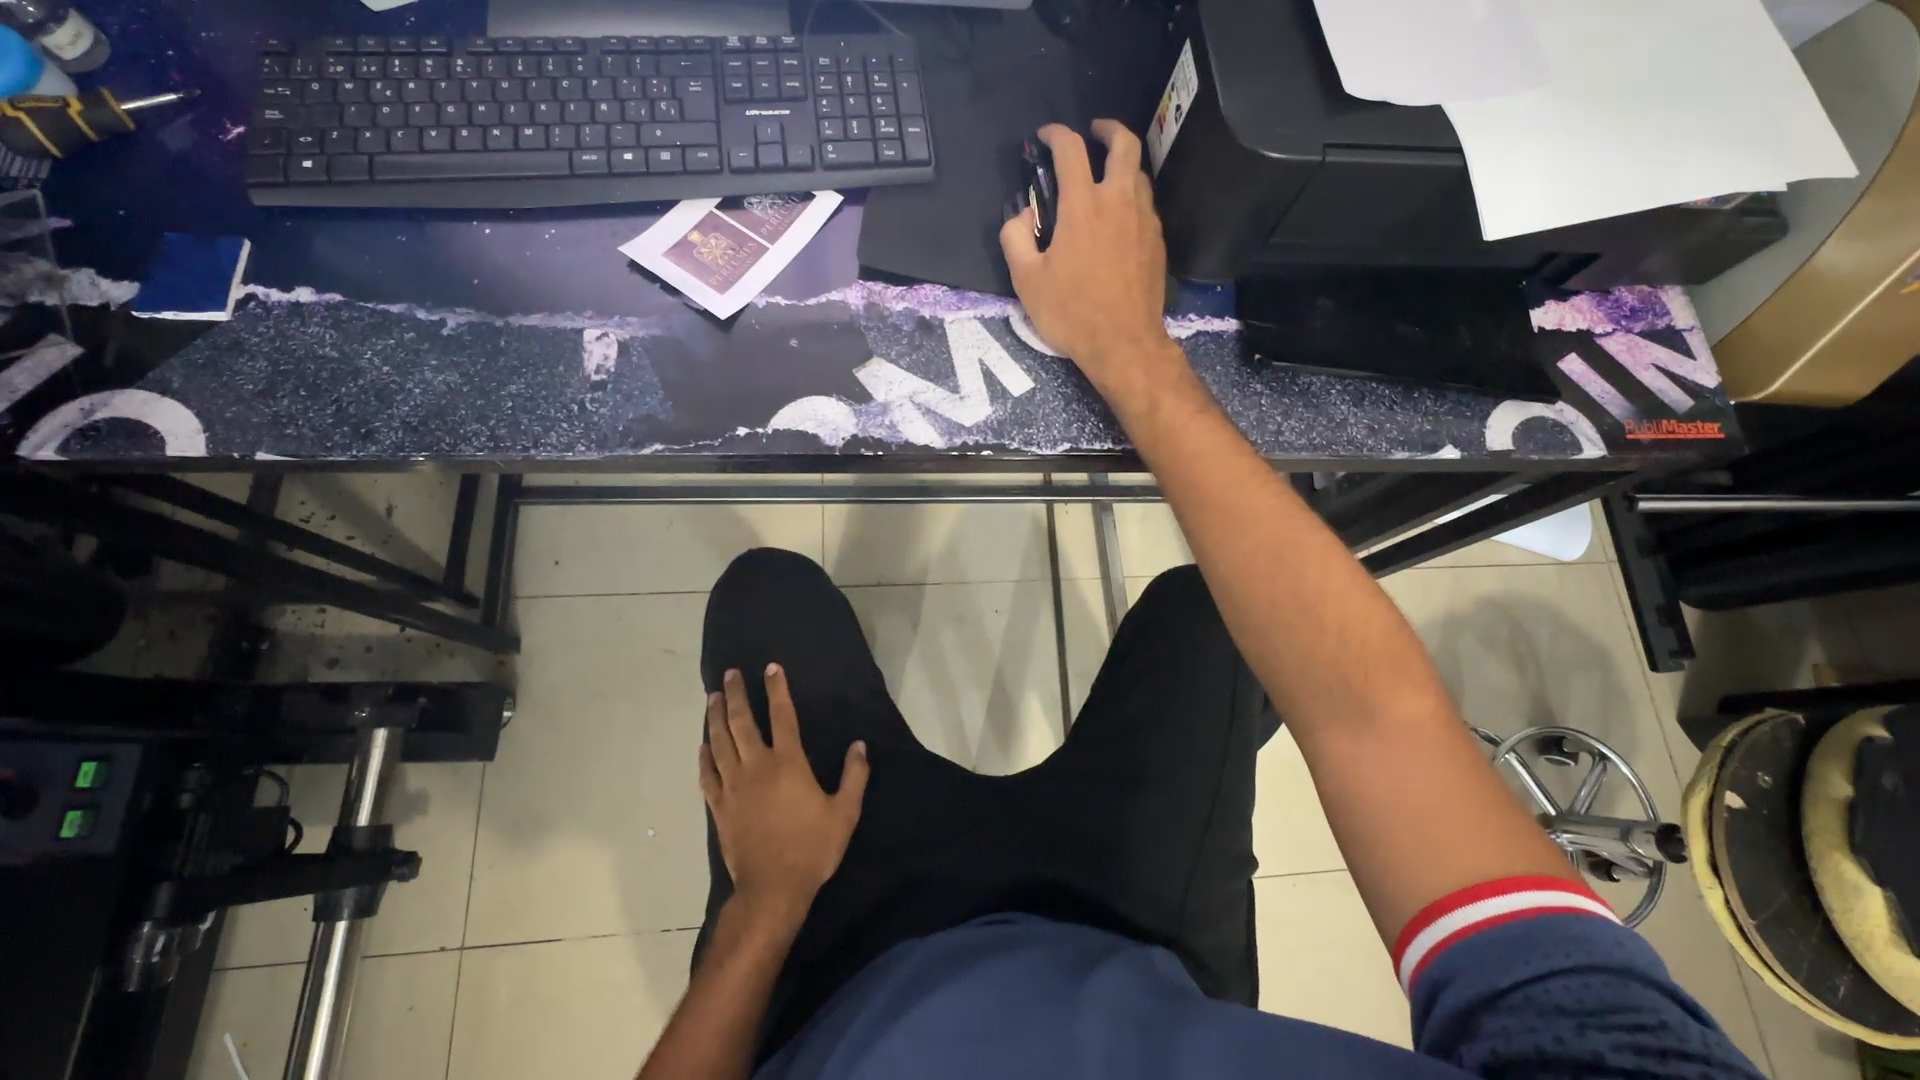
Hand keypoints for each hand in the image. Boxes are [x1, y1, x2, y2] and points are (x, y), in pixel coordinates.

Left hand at [699, 665, 868, 919]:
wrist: (773, 887)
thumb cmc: (813, 848)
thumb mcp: (845, 813)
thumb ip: (854, 776)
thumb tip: (859, 745)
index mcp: (788, 763)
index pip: (782, 716)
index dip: (777, 690)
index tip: (771, 668)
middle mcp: (757, 767)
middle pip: (741, 722)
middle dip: (735, 695)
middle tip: (729, 675)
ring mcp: (733, 786)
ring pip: (720, 743)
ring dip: (715, 718)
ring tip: (712, 698)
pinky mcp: (719, 806)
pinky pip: (707, 774)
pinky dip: (704, 757)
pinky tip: (703, 745)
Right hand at [1001, 120, 1184, 404]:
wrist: (1124, 343)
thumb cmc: (1071, 312)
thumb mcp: (1026, 280)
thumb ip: (1015, 237)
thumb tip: (1023, 215)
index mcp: (1083, 205)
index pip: (1071, 149)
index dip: (1056, 134)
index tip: (1045, 136)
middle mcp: (1118, 202)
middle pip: (1124, 144)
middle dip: (1108, 129)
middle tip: (1094, 132)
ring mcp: (1143, 220)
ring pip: (1139, 174)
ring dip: (1122, 164)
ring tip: (1106, 176)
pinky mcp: (1157, 242)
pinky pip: (1145, 205)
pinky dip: (1131, 197)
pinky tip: (1119, 217)